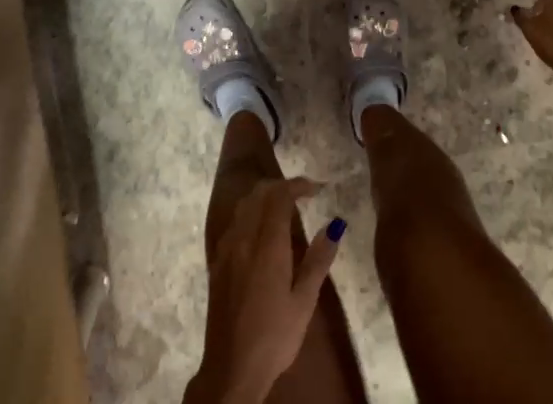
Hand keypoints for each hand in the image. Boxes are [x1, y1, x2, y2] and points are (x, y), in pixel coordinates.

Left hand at [186, 178, 342, 403]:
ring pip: (243, 207)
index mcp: (266, 246)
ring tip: (286, 208)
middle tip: (304, 195)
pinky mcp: (218, 263)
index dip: (298, 185)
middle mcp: (243, 240)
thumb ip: (318, 260)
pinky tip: (263, 232)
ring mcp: (226, 251)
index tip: (317, 188)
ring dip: (264, 198)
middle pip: (258, 195)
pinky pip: (234, 224)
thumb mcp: (305, 301)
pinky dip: (251, 214)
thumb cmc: (275, 336)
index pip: (278, 196)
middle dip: (281, 187)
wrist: (232, 367)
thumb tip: (334, 225)